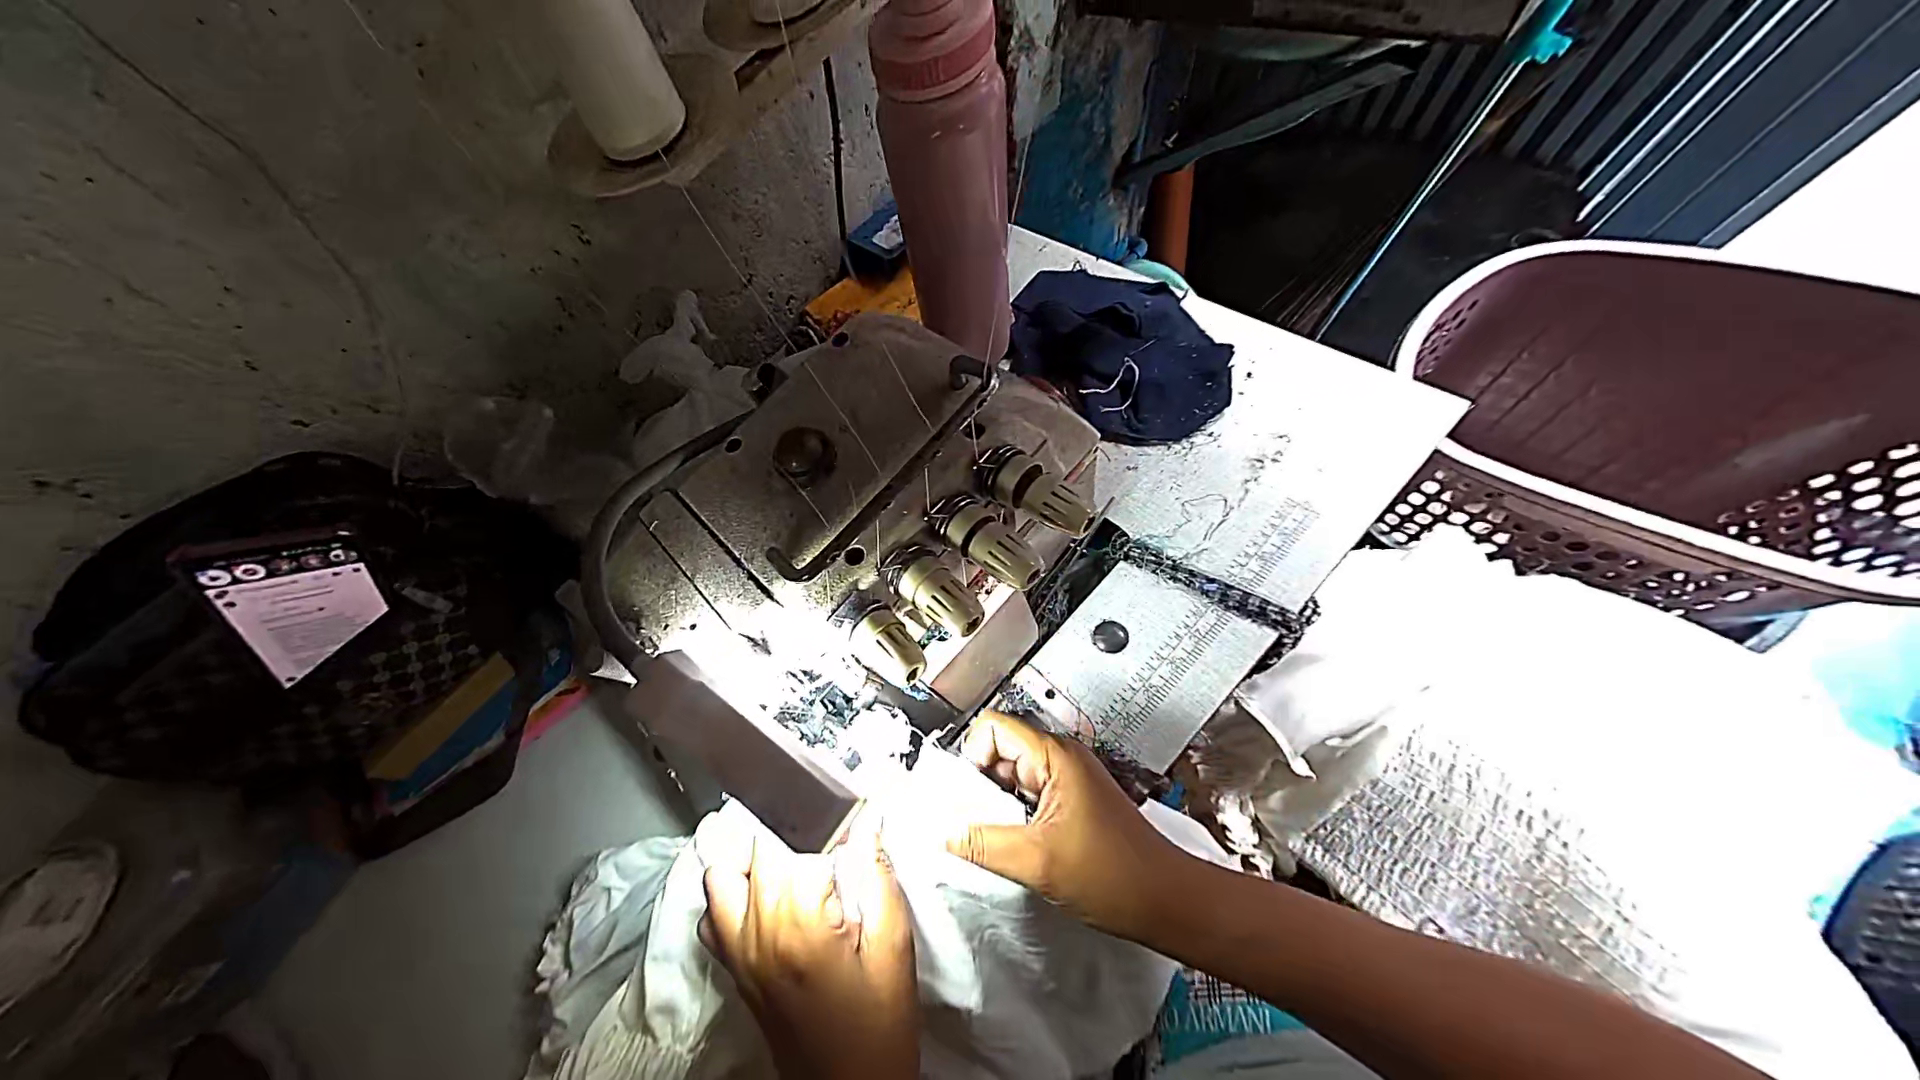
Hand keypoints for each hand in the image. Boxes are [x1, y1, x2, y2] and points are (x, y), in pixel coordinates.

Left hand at [701, 815, 918, 1079]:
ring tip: (795, 872)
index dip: (827, 832)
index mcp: (795, 922)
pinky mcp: (735, 972)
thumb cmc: (877, 1026)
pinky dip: (731, 898)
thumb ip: (878, 876)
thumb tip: (867, 825)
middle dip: (791, 842)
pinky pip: (713, 917)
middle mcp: (755, 934)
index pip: (794, 842)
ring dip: (752, 864)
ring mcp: (738, 955)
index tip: (851, 843)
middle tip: (830, 861)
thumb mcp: (893, 944)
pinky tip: (768, 902)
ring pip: (721, 878)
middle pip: (752, 852)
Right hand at [946, 710, 1191, 940]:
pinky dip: (1012, 818)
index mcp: (1055, 756)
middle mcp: (1060, 759)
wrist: (1165, 900)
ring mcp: (1066, 780)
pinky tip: (1015, 846)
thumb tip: (947, 834)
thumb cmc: (1118, 875)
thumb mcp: (1038, 861)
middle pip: (998, 752)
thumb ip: (984, 844)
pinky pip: (1026, 797)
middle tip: (976, 825)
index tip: (966, 796)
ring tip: (998, 840)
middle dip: (980, 786)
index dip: (971, 757)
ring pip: (1010, 777)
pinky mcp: (1069, 801)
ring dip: (996, 805)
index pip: (992, 729)